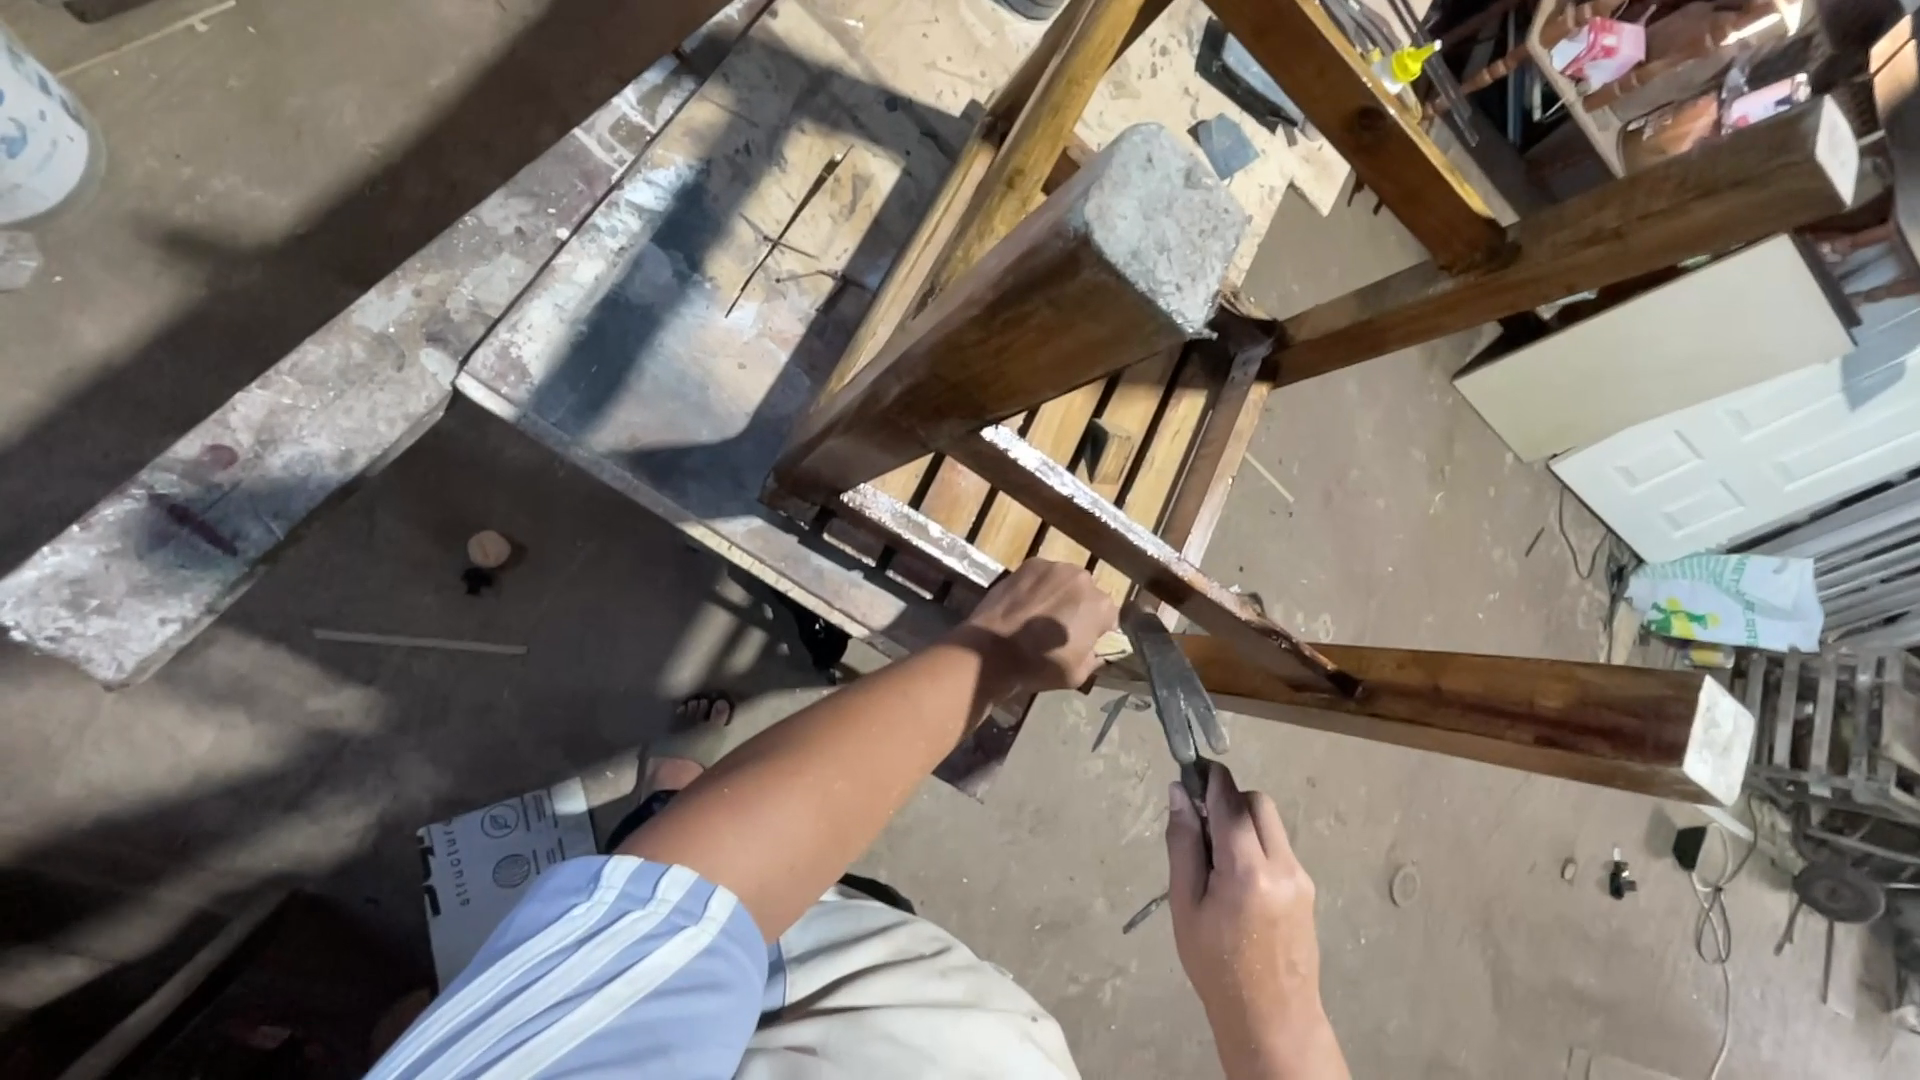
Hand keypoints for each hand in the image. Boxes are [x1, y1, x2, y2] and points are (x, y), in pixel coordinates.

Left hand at [951, 559, 1118, 695]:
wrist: (991, 651)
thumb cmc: (1038, 666)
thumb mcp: (1079, 674)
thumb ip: (1095, 656)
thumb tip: (1097, 648)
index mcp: (1101, 605)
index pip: (1108, 617)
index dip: (1095, 632)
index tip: (1080, 642)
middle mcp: (1082, 578)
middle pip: (1086, 594)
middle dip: (1077, 608)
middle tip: (1058, 628)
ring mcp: (1054, 567)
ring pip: (1064, 582)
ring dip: (1058, 594)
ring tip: (1038, 615)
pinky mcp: (1028, 564)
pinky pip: (1042, 576)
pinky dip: (1037, 587)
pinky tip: (1023, 605)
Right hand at [1167, 763, 1346, 1079]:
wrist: (1271, 1019)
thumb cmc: (1215, 965)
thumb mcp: (1185, 904)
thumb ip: (1183, 844)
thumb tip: (1179, 793)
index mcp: (1248, 870)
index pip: (1231, 801)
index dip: (1210, 778)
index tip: (1190, 769)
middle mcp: (1283, 865)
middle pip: (1258, 803)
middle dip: (1229, 799)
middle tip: (1200, 821)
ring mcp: (1302, 877)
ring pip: (1272, 823)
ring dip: (1243, 821)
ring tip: (1215, 856)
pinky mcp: (1308, 889)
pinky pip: (1280, 846)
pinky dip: (1256, 843)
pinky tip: (1235, 876)